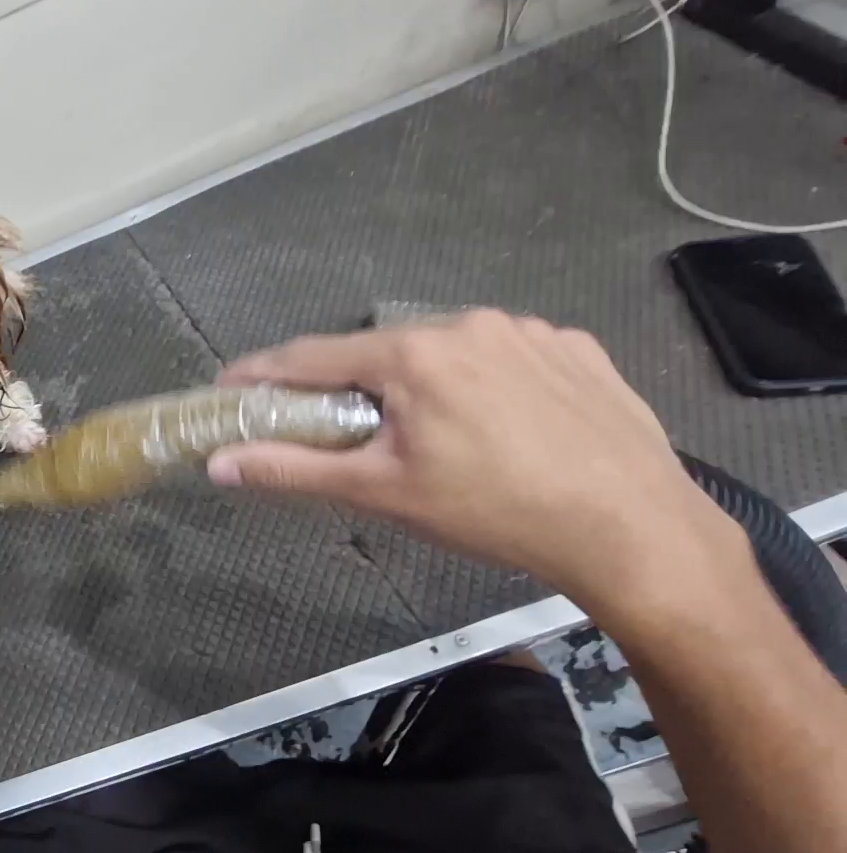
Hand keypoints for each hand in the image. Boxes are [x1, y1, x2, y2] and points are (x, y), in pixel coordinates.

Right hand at [208, 310, 747, 608]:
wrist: (633, 528)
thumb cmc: (489, 509)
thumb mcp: (376, 492)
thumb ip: (289, 470)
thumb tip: (217, 464)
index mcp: (411, 354)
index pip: (310, 355)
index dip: (261, 372)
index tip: (227, 385)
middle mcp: (467, 324)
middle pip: (374, 351)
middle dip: (341, 384)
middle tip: (330, 427)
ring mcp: (528, 331)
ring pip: (437, 350)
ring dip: (407, 381)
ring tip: (416, 432)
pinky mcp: (573, 349)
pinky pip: (495, 355)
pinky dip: (470, 381)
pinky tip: (485, 424)